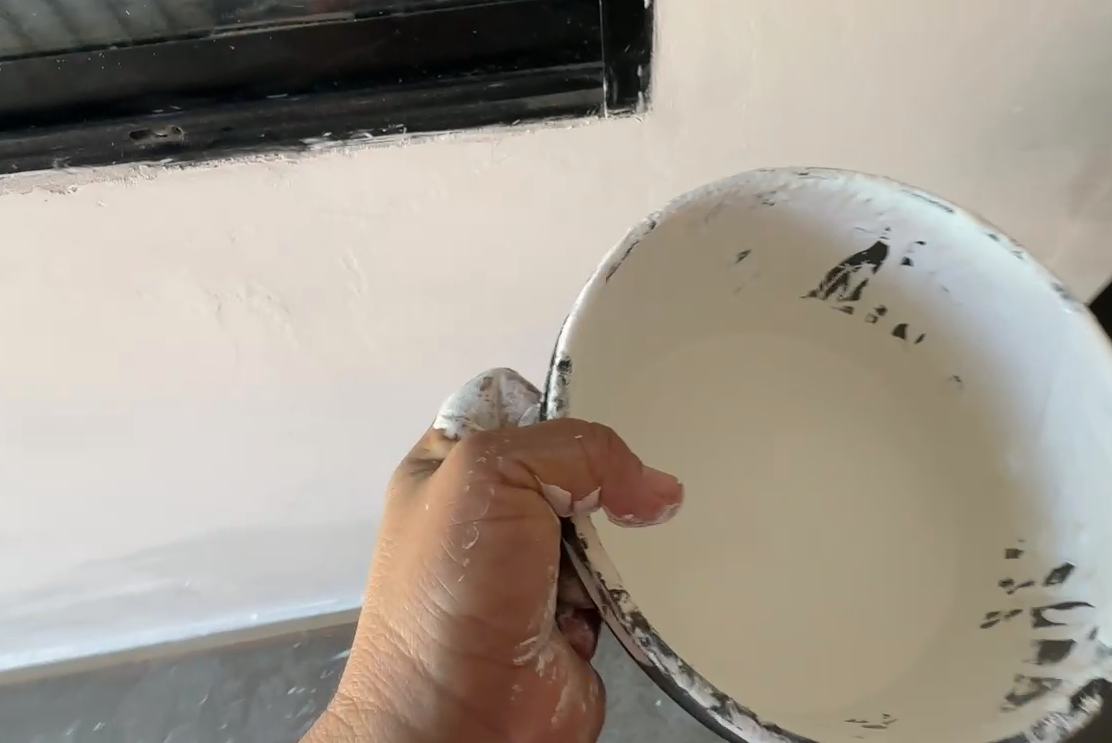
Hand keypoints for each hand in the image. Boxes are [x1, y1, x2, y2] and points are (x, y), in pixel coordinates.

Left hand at [310, 392, 682, 742]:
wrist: (459, 723)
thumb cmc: (455, 582)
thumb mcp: (495, 474)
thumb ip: (578, 450)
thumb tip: (659, 489)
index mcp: (451, 463)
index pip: (511, 402)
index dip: (552, 401)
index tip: (594, 409)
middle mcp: (491, 507)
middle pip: (567, 459)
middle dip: (597, 470)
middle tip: (627, 478)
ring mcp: (533, 562)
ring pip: (600, 517)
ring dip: (617, 529)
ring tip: (637, 528)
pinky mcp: (575, 610)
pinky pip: (620, 575)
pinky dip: (628, 579)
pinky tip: (627, 580)